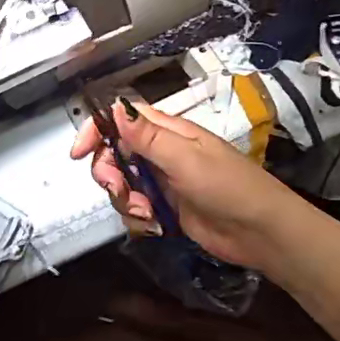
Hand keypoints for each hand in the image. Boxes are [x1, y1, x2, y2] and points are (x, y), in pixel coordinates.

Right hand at [71, 99, 317, 274]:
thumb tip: (114, 107)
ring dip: (125, 200)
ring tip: (147, 213)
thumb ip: (147, 136)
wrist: (260, 232)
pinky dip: (138, 218)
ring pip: (122, 184)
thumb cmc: (228, 186)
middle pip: (114, 154)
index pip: (121, 119)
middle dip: (108, 173)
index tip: (79, 153)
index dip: (96, 131)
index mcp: (167, 132)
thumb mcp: (185, 158)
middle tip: (118, 189)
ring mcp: (162, 181)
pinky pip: (135, 209)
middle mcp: (160, 153)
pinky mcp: (165, 208)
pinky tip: (155, 225)